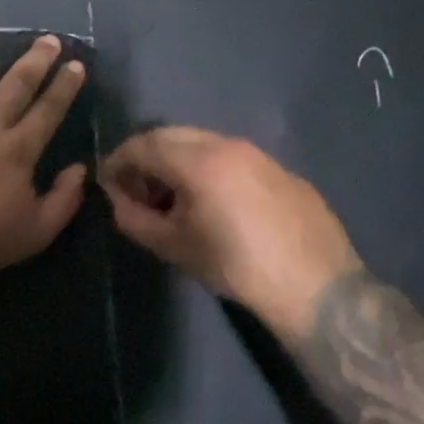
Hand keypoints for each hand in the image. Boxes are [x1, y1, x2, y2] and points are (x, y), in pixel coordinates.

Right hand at [98, 127, 361, 334]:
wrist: (317, 289)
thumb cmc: (235, 266)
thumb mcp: (172, 246)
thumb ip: (133, 218)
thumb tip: (118, 199)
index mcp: (198, 160)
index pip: (142, 145)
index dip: (117, 161)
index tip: (106, 182)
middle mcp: (228, 145)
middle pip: (171, 135)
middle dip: (146, 155)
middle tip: (136, 187)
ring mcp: (261, 156)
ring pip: (204, 143)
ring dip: (178, 160)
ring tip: (173, 196)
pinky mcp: (283, 172)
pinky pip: (233, 158)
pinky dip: (209, 169)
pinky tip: (213, 203)